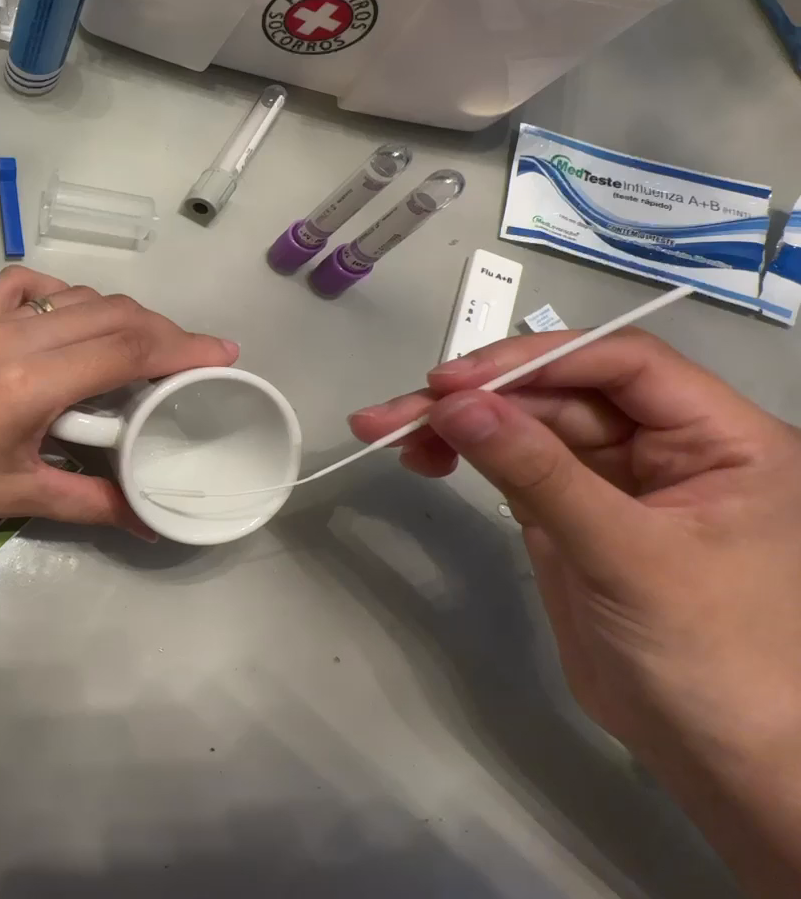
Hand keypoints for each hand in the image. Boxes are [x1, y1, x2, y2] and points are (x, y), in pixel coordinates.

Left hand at [0, 266, 237, 540]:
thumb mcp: (15, 495)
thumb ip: (91, 500)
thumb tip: (152, 521)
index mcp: (28, 382)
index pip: (124, 348)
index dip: (180, 347)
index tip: (222, 355)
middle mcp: (10, 338)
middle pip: (108, 314)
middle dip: (159, 330)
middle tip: (188, 361)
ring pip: (70, 297)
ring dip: (114, 314)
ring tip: (139, 348)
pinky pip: (19, 286)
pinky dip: (56, 293)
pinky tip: (66, 320)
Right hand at [349, 328, 800, 892]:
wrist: (705, 744)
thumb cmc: (706, 647)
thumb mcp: (624, 552)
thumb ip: (538, 471)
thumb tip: (454, 405)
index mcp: (721, 441)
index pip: (622, 366)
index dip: (535, 361)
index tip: (452, 384)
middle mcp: (665, 446)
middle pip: (553, 394)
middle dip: (469, 400)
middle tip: (390, 418)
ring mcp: (608, 478)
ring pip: (517, 425)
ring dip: (449, 425)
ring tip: (383, 435)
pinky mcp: (562, 509)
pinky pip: (503, 462)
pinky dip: (458, 455)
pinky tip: (422, 460)